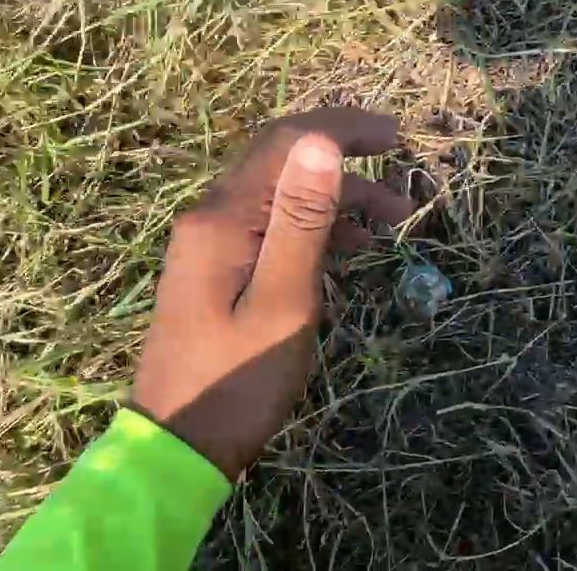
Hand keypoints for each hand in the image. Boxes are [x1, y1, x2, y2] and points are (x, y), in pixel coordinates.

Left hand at [129, 108, 412, 478]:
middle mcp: (213, 213)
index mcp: (224, 216)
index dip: (344, 128)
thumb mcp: (283, 300)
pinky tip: (354, 243)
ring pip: (285, 191)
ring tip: (394, 215)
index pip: (288, 141)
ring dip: (339, 193)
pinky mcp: (221, 262)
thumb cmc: (239, 379)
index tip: (396, 136)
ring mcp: (214, 238)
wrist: (178, 448)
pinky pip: (275, 222)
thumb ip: (302, 219)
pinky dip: (318, 223)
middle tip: (398, 156)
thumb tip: (321, 142)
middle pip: (285, 156)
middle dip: (345, 149)